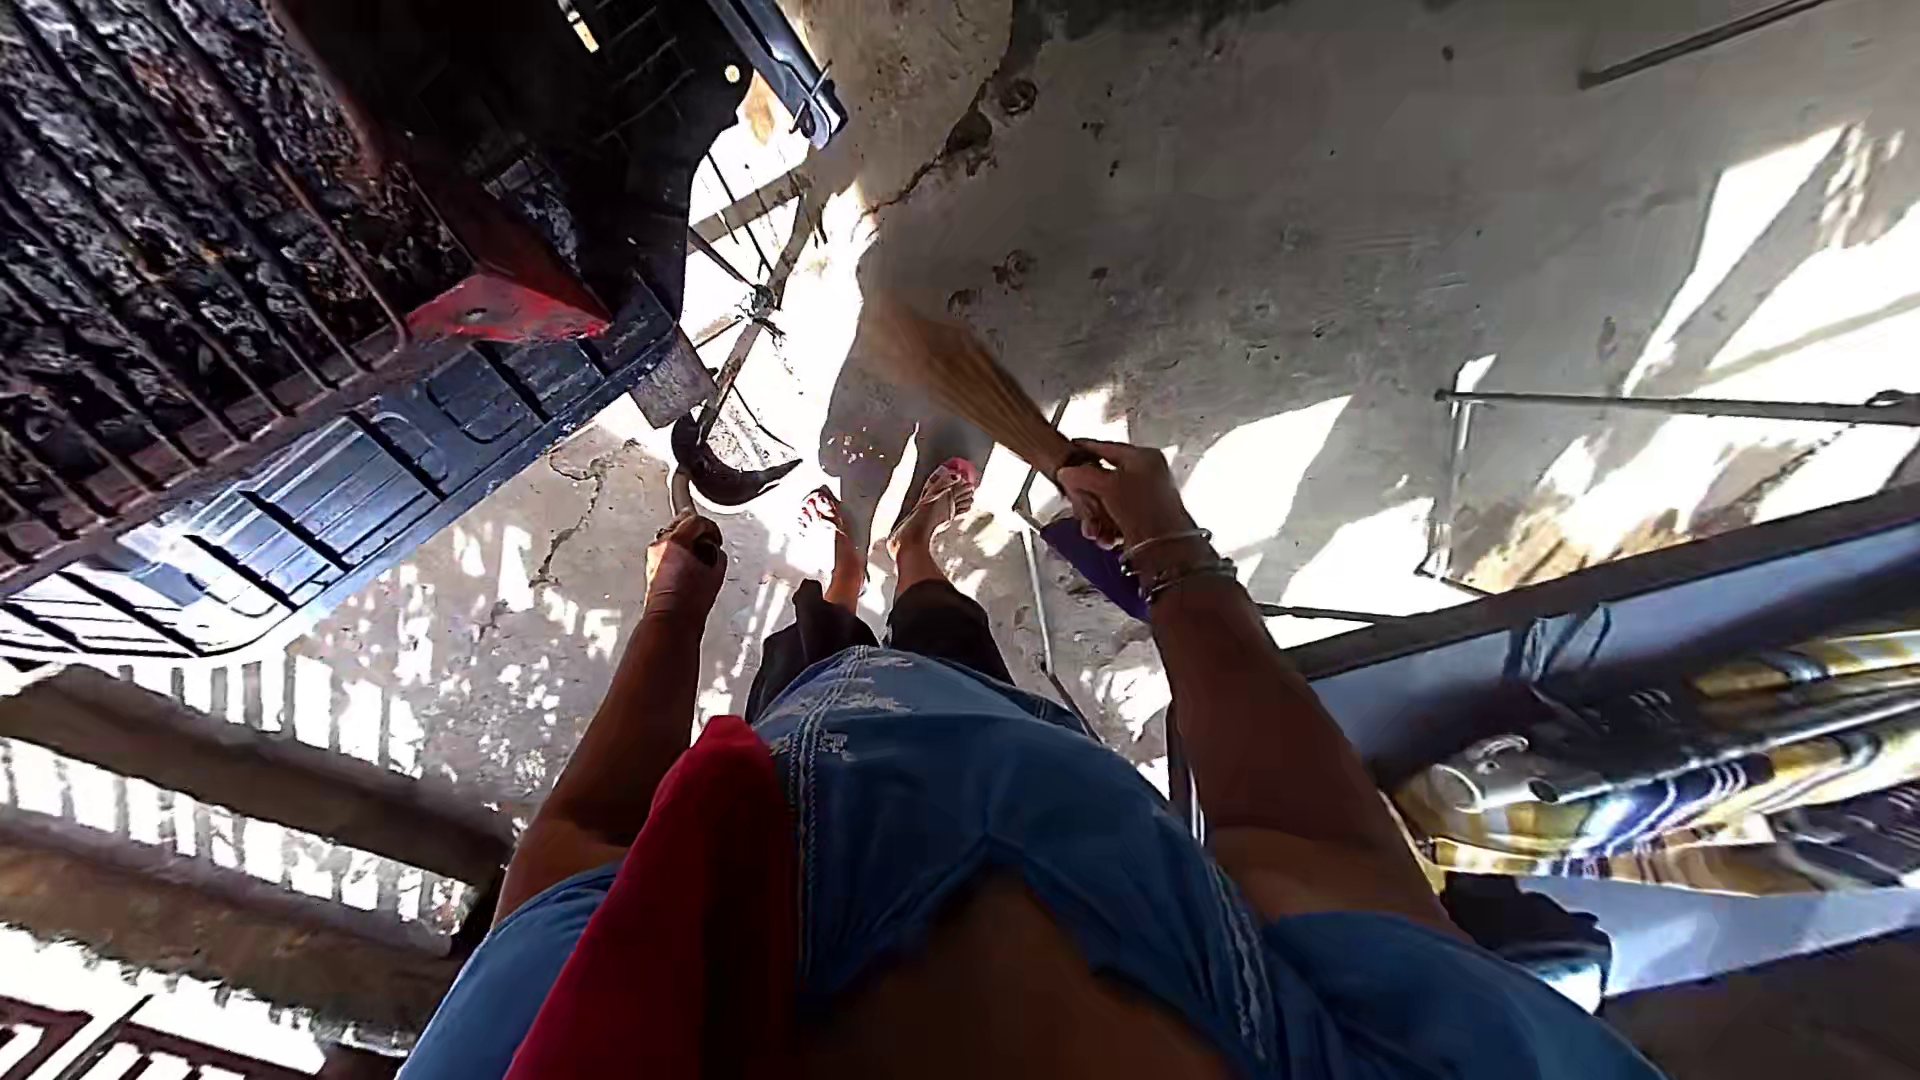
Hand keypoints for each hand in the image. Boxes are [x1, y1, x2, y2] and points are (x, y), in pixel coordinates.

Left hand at [644, 511, 726, 621]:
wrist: (672, 618)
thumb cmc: (690, 600)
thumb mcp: (716, 571)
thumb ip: (716, 552)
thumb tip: (713, 549)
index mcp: (677, 541)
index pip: (697, 521)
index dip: (711, 528)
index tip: (716, 538)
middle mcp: (661, 544)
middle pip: (681, 520)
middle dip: (696, 528)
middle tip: (708, 540)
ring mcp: (653, 553)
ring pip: (672, 532)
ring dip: (686, 538)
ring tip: (698, 552)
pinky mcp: (651, 564)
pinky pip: (666, 546)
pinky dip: (677, 548)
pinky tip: (688, 561)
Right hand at [1055, 438, 1197, 551]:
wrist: (1166, 548)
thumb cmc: (1146, 512)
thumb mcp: (1108, 487)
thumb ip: (1083, 475)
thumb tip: (1067, 472)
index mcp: (1144, 458)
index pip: (1106, 448)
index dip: (1085, 449)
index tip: (1072, 449)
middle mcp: (1147, 475)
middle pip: (1103, 479)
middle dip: (1087, 497)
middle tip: (1078, 503)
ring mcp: (1146, 498)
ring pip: (1106, 501)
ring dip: (1095, 517)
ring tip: (1093, 529)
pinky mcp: (1143, 520)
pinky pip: (1115, 518)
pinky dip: (1106, 529)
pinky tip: (1105, 538)